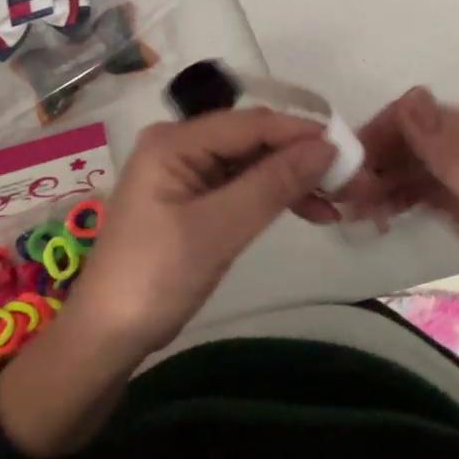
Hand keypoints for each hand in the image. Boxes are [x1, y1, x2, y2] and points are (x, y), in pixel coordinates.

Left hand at [70, 108, 336, 354]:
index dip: (301, 133)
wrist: (107, 335)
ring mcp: (184, 173)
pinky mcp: (192, 200)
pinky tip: (309, 211)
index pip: (251, 123)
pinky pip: (240, 186)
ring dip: (292, 180)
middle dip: (301, 158)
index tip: (350, 151)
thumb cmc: (156, 277)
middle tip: (350, 182)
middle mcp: (178, 146)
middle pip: (253, 140)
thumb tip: (326, 147)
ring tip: (338, 203)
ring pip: (251, 163)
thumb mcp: (218, 230)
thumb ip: (272, 184)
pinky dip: (273, 197)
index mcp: (174, 141)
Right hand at [351, 87, 458, 337]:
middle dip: (376, 161)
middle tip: (343, 197)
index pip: (417, 116)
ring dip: (384, 183)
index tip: (345, 164)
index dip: (379, 133)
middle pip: (414, 142)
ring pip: (417, 170)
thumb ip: (448, 151)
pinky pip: (427, 196)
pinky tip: (379, 217)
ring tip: (353, 210)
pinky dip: (402, 202)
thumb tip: (409, 94)